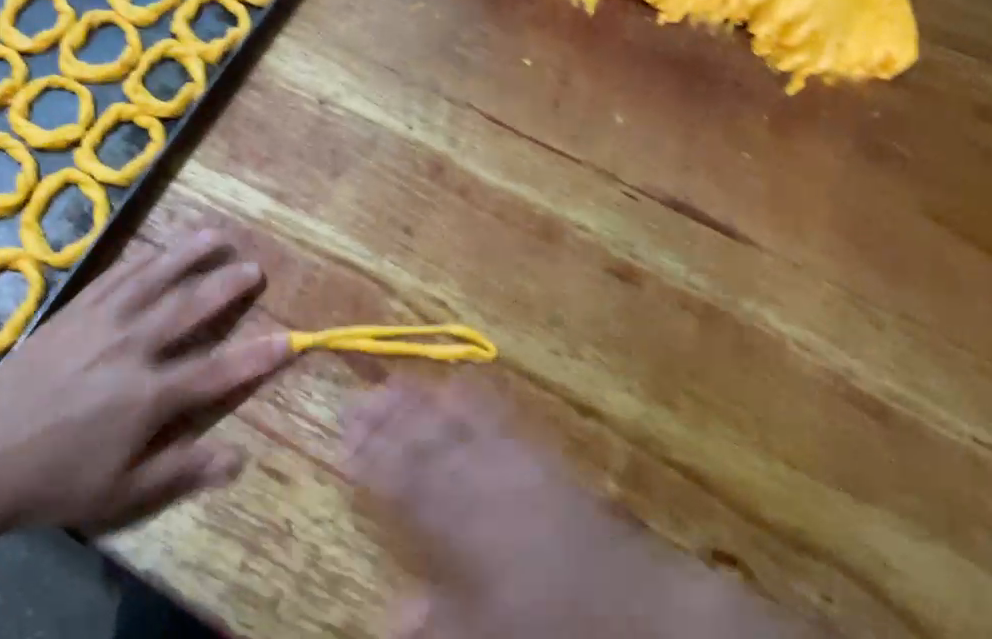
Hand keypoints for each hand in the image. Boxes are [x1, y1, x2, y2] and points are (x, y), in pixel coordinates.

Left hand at [0, 229, 292, 538]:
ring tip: (217, 235)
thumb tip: (239, 457)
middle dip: (226, 285)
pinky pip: (114, 276)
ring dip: (188, 254)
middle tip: (254, 267)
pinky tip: (157, 249)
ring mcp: (99, 323)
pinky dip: (142, 259)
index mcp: (147, 395)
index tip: (289, 339)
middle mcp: (131, 347)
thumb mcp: (123, 492)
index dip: (256, 356)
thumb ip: (182, 469)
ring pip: (153, 278)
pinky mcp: (72, 312)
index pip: (215, 370)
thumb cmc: (55, 480)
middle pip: (189, 308)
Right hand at [344, 382, 813, 638]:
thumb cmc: (558, 625)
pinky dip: (481, 401)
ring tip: (400, 378)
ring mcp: (520, 468)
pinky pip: (507, 422)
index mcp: (463, 530)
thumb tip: (389, 613)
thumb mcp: (487, 632)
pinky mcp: (551, 463)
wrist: (646, 609)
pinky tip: (467, 383)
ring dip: (428, 403)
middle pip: (430, 447)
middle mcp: (486, 489)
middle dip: (393, 421)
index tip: (346, 430)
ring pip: (463, 427)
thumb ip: (438, 619)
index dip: (374, 457)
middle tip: (362, 393)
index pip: (406, 485)